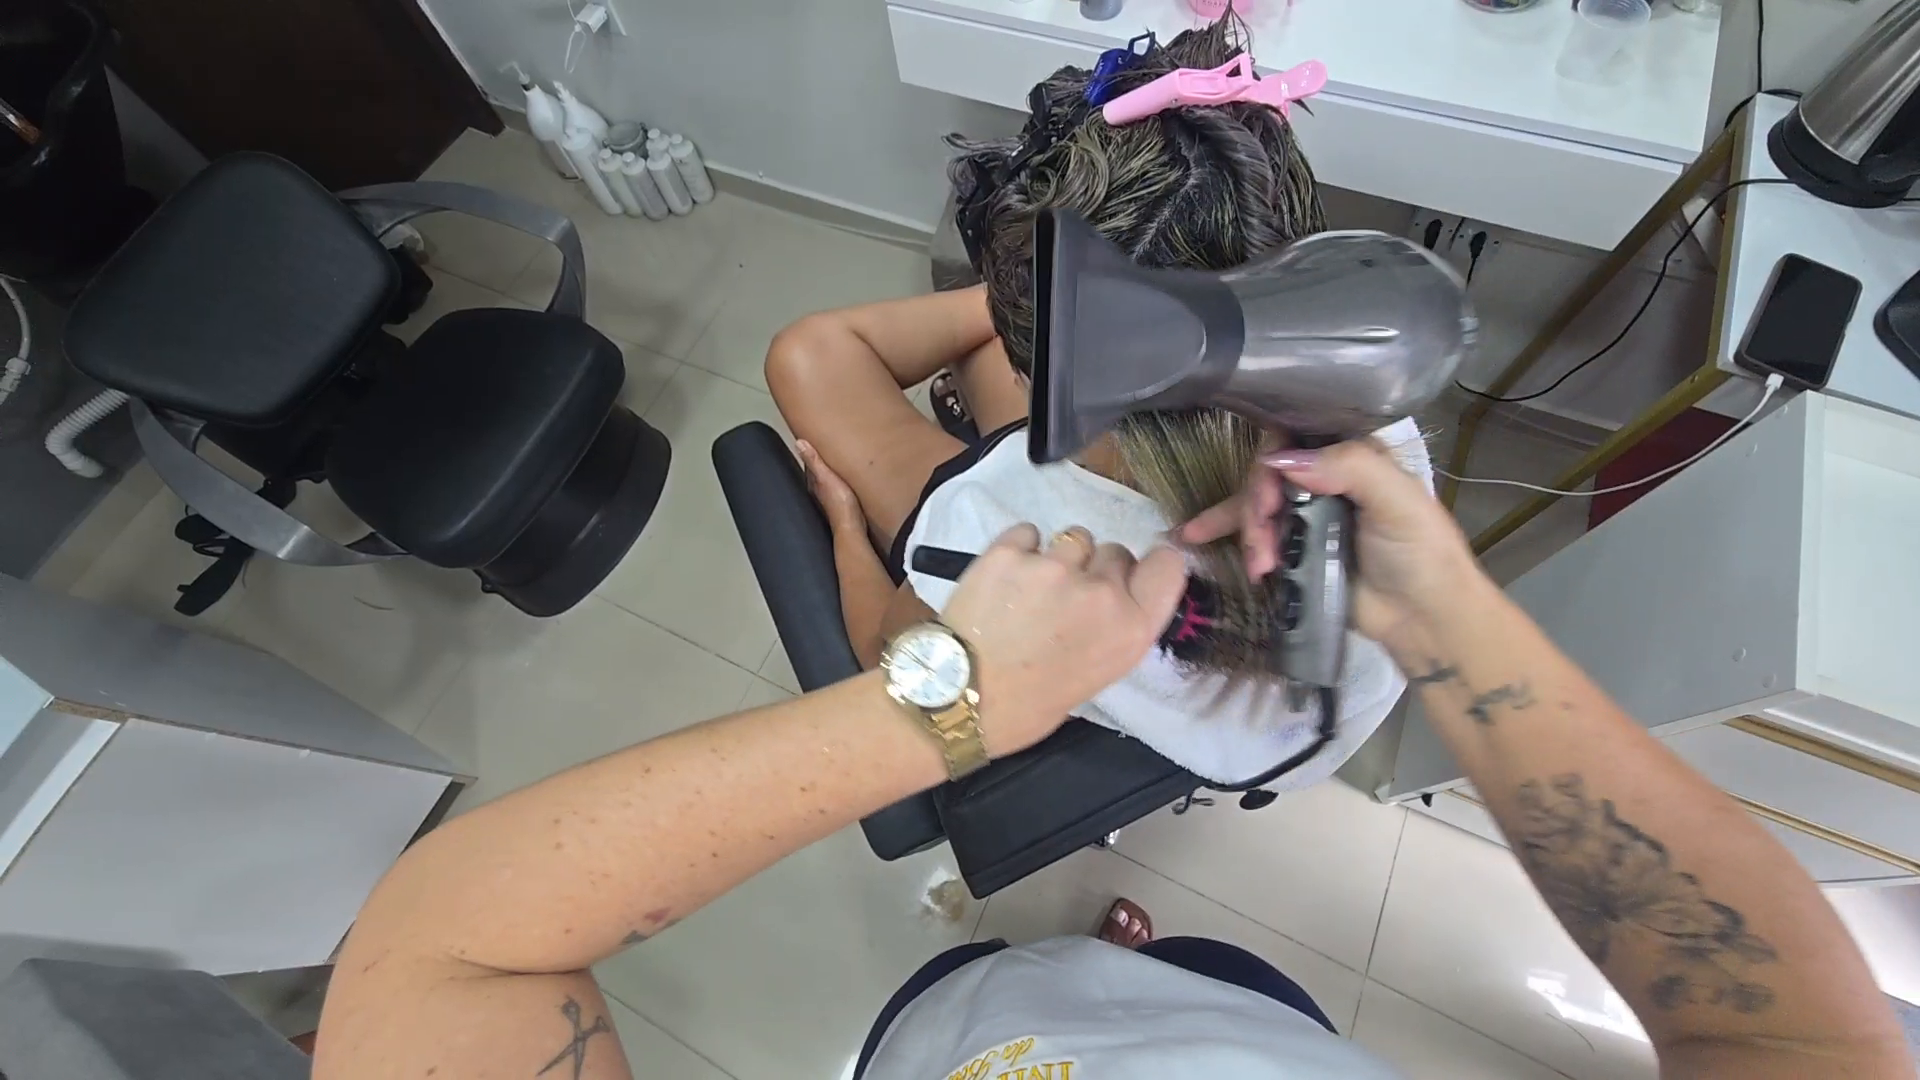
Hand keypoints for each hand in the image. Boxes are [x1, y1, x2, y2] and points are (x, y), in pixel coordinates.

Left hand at [797, 440, 863, 536]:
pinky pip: (835, 488)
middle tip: (822, 448)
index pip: (808, 463)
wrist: (851, 526)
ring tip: (832, 461)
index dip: (810, 452)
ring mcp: (828, 497)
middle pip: (816, 472)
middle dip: (818, 462)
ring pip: (825, 480)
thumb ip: (814, 461)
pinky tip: (841, 480)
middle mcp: (818, 490)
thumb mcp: (827, 477)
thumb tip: (799, 443)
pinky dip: (836, 481)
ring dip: (827, 471)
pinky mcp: (839, 503)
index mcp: (813, 482)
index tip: (811, 440)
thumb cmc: (840, 503)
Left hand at [942, 525, 1187, 754]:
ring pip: (1073, 537)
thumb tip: (1111, 597)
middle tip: (1066, 598)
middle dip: (1096, 569)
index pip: (1168, 566)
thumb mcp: (1096, 676)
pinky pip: (1028, 532)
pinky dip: (1020, 548)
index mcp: (1130, 630)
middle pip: (1116, 551)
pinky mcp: (1009, 552)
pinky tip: (1005, 578)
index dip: (1149, 567)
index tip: (1130, 576)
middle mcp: (1101, 593)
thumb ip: (1113, 628)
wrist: (956, 700)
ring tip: (1031, 589)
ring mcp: (1053, 567)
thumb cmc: (1027, 706)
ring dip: (1058, 557)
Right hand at [1179, 440, 1486, 643]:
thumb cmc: (1420, 553)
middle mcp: (1323, 478)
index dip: (1273, 460)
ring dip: (1247, 532)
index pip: (1296, 436)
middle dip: (1256, 506)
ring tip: (1260, 567)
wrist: (1420, 619)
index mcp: (1352, 456)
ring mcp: (1302, 513)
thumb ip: (1349, 468)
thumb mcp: (1397, 501)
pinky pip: (1247, 531)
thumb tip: (1281, 461)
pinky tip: (1188, 537)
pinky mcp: (1288, 546)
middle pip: (1267, 474)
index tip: (1269, 495)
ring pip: (1253, 504)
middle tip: (1264, 538)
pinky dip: (1217, 531)